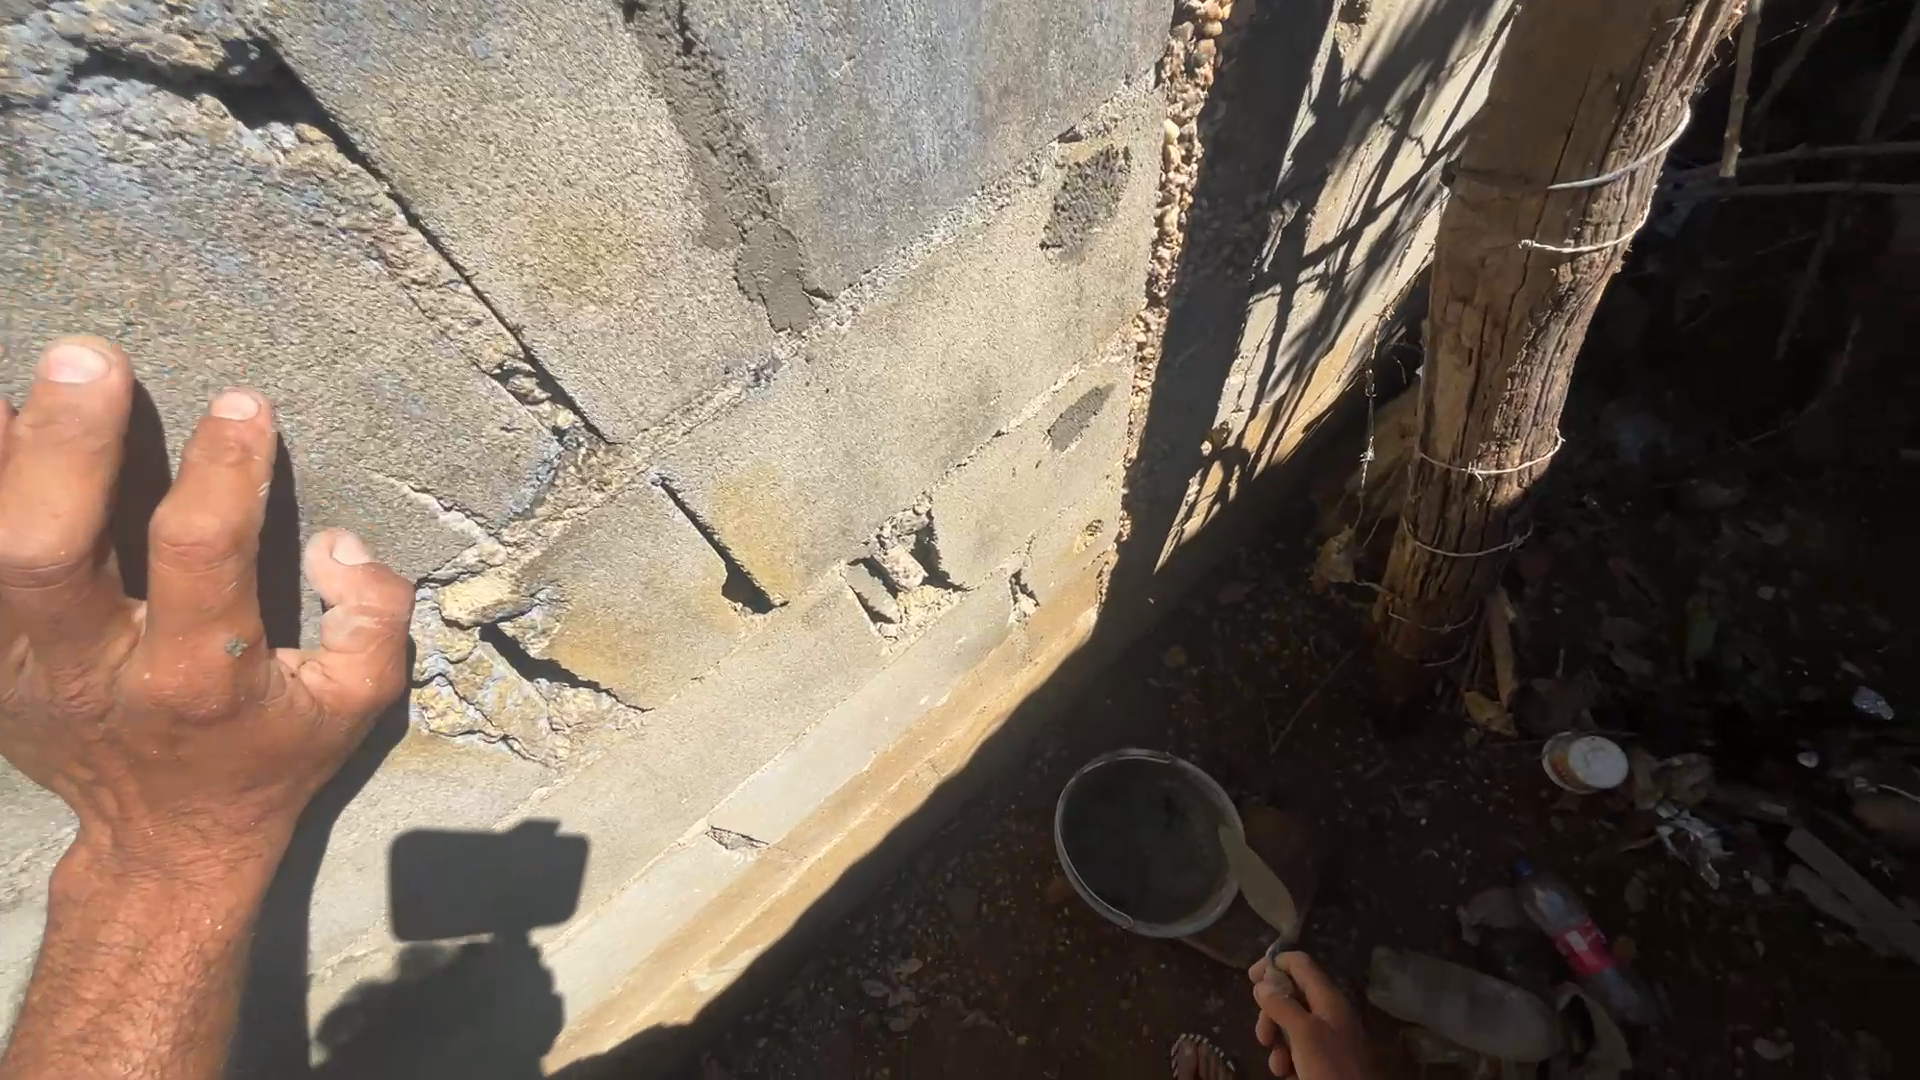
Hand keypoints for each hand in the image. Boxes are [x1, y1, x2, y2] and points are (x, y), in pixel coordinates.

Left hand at [0, 337, 413, 881]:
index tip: (245, 404)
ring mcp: (14, 669)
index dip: (225, 471)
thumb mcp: (366, 696)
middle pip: (40, 548)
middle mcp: (89, 667)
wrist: (174, 831)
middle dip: (65, 445)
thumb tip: (334, 539)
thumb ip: (374, 614)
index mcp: (199, 674)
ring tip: (7, 383)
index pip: (202, 552)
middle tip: (88, 357)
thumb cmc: (283, 751)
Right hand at [1248, 951, 1368, 1079]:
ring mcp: (1327, 1038)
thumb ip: (1281, 1004)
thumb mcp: (1304, 1034)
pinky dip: (1286, 1057)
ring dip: (1275, 1039)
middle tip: (1263, 1035)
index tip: (1252, 979)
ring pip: (1290, 1023)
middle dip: (1270, 1012)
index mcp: (1328, 999)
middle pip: (1290, 995)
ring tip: (1276, 1062)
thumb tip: (1261, 984)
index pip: (1298, 963)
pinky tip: (1284, 1073)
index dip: (1273, 964)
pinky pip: (1297, 1048)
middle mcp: (1328, 1013)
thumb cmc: (1333, 1070)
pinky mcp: (1324, 1061)